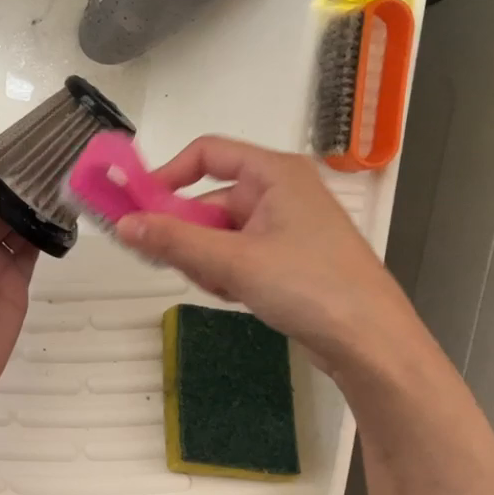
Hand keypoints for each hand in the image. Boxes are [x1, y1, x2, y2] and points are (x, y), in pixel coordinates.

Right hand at [113, 136, 422, 374]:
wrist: (370, 340)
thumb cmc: (309, 286)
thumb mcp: (232, 262)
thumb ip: (173, 240)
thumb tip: (124, 224)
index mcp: (274, 174)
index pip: (206, 154)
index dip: (167, 176)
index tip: (137, 208)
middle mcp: (279, 191)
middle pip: (208, 200)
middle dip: (187, 234)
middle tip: (174, 264)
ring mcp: (283, 226)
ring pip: (217, 233)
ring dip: (205, 260)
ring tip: (223, 286)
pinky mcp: (285, 258)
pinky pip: (235, 255)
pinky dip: (224, 274)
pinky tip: (235, 295)